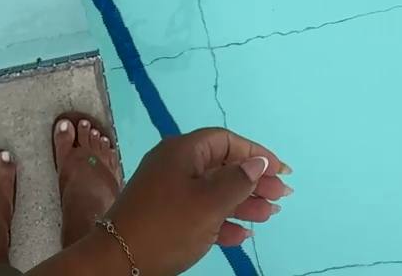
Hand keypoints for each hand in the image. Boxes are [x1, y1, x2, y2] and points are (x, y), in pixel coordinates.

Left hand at [99, 128, 290, 274]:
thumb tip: (258, 160)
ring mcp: (170, 189)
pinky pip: (201, 210)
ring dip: (243, 201)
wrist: (118, 260)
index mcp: (183, 151)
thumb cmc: (167, 225)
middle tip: (283, 196)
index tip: (281, 170)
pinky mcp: (167, 214)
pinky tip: (243, 233)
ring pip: (214, 189)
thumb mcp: (207, 204)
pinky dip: (223, 219)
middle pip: (222, 165)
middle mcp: (176, 164)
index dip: (254, 152)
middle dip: (253, 179)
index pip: (225, 140)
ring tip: (271, 214)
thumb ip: (236, 182)